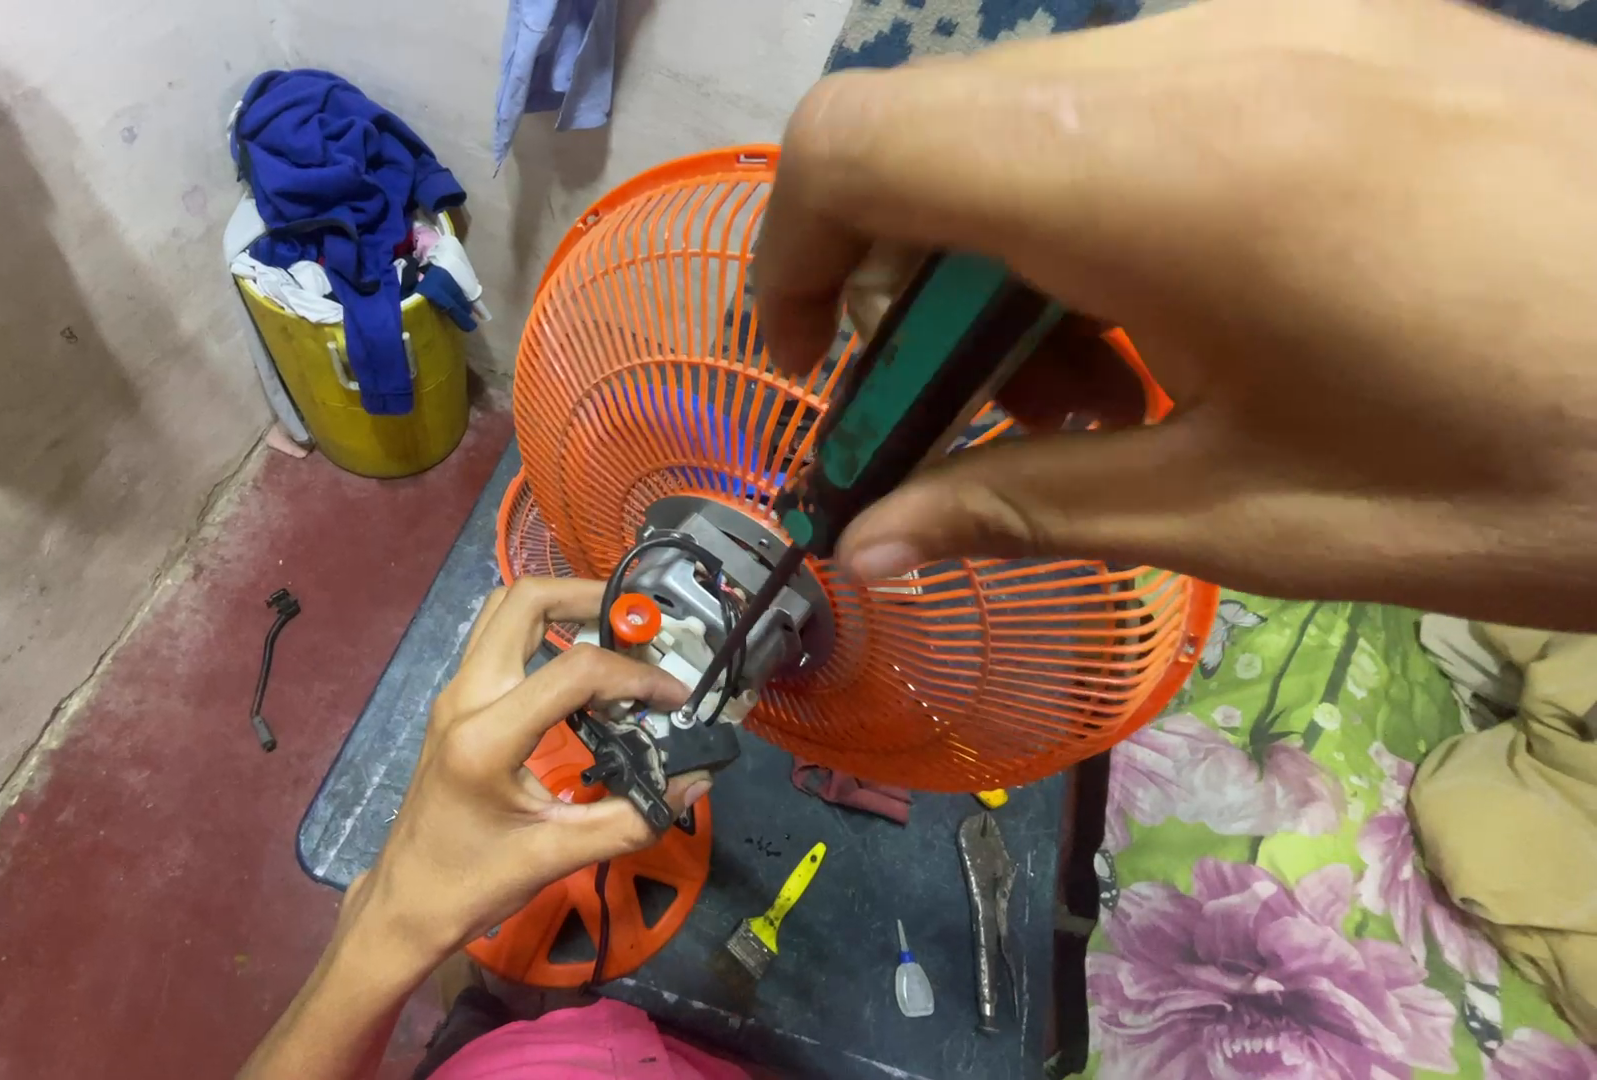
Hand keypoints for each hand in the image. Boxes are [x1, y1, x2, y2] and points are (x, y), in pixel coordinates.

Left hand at [351, 577, 711, 959]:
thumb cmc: (473, 883)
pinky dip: (542, 627)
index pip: (574, 672)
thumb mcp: (556, 856)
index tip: (674, 698)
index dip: (636, 676)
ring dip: (560, 603)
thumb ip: (632, 818)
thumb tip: (695, 782)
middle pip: (524, 602)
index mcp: (486, 737)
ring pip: (504, 607)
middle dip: (588, 596)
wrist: (406, 901)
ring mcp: (455, 691)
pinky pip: (498, 634)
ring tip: (611, 628)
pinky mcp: (457, 698)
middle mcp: (465, 696)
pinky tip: (577, 662)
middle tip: (637, 622)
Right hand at [756, 0, 1596, 630]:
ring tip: (1051, 390)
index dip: (785, 254)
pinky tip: (1128, 323)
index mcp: (1155, 174)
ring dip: (964, 266)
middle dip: (873, 284)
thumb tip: (861, 553)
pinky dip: (1046, 229)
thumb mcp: (1230, 518)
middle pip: (910, 139)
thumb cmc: (1541, 464)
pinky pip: (1091, 119)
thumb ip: (1010, 512)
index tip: (801, 362)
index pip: (854, 147)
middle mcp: (1188, 58)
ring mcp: (1258, 28)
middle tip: (919, 409)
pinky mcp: (1306, 36)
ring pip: (993, 130)